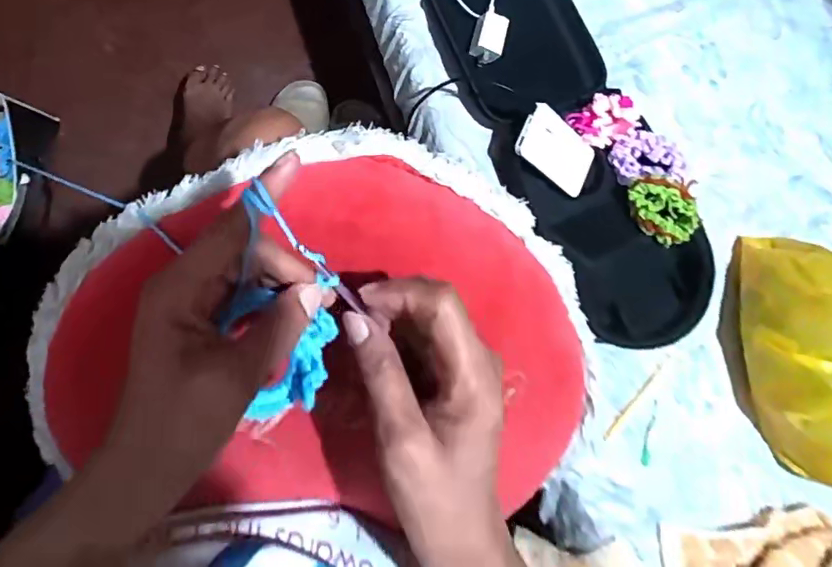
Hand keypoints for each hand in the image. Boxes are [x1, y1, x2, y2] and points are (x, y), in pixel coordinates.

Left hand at [97, 152, 330, 505]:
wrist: (140, 471)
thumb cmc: (182, 425)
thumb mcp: (237, 376)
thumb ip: (277, 326)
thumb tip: (312, 290)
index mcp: (180, 286)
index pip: (231, 229)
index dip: (265, 194)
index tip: (292, 159)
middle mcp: (180, 281)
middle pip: (241, 250)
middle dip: (281, 264)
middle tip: (316, 297)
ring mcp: (184, 297)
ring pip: (240, 269)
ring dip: (274, 281)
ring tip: (308, 305)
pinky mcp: (192, 315)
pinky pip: (233, 291)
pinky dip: (261, 298)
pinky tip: (286, 311)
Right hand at [343, 279, 521, 566]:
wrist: (460, 540)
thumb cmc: (432, 495)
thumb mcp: (400, 438)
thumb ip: (381, 373)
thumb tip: (355, 317)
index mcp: (475, 373)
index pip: (442, 301)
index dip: (399, 291)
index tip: (358, 304)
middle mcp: (478, 359)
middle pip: (436, 302)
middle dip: (392, 300)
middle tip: (353, 318)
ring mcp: (469, 365)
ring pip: (428, 315)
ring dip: (391, 314)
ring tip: (357, 331)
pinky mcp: (454, 374)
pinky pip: (424, 335)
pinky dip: (396, 331)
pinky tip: (373, 346)